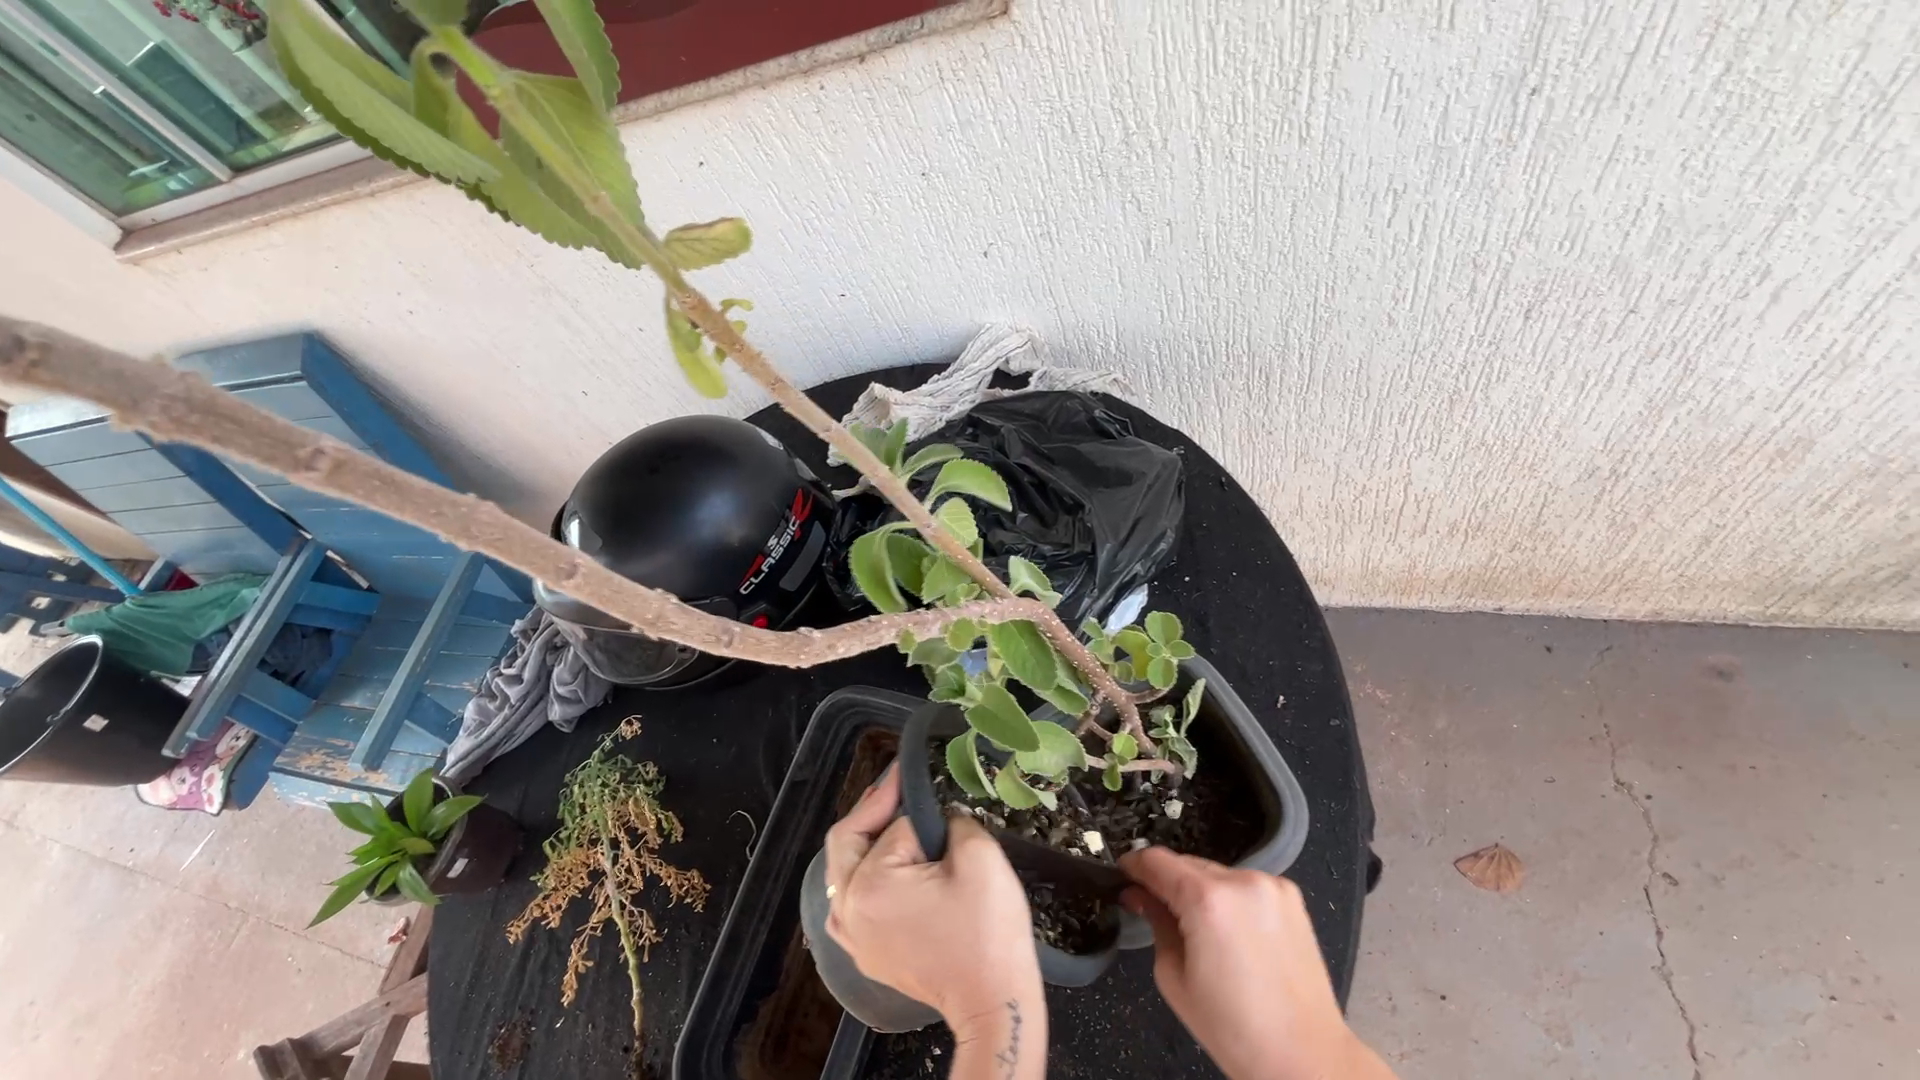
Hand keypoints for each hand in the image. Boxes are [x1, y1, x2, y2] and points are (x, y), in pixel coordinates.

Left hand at [823, 765, 1042, 1033]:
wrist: (993, 1003)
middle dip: (871, 808)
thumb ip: (954, 820)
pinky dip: (861, 877)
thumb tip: (940, 816)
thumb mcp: (980, 857)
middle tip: (895, 784)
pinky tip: (881, 866)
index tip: (919, 772)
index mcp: (870, 883)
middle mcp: (848, 909)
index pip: (896, 826)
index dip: (922, 810)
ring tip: (888, 816)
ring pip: (842, 872)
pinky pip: (849, 903)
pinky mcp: (866, 954)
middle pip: (846, 841)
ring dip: (863, 841)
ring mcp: (852, 937)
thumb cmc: (987, 930)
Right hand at [1120, 847, 1395, 1079]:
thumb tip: (1139, 895)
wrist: (1304, 1056)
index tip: (1123, 877)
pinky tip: (1231, 932)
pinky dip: (1229, 897)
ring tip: (1197, 927)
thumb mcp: (1173, 976)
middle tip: (1154, 909)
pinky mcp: (1291, 897)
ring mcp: (1272, 886)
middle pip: (1187, 863)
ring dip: (1198, 889)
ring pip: (1216, 873)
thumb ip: (1156, 922)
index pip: (1156, 860)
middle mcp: (1242, 881)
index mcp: (1208, 900)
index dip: (1134, 866)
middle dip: (1167, 882)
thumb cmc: (1232, 1027)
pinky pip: (1244, 885)